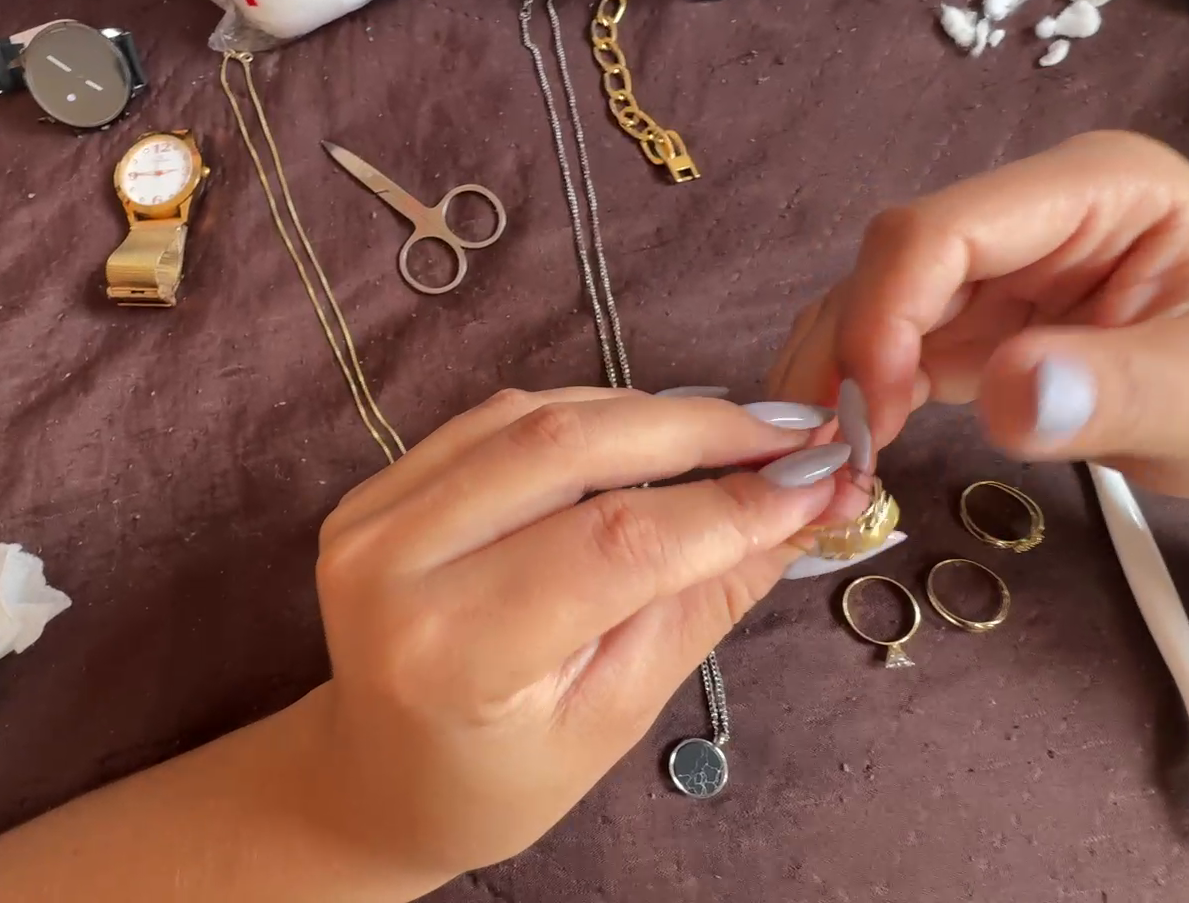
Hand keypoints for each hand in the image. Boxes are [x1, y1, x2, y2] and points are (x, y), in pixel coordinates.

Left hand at [301, 388, 839, 882]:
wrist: (370, 772)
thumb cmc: (496, 777)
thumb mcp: (610, 717)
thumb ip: (699, 603)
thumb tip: (799, 510)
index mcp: (454, 651)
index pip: (616, 544)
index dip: (728, 503)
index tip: (818, 478)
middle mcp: (396, 562)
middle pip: (565, 450)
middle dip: (693, 428)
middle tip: (783, 432)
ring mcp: (371, 512)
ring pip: (527, 417)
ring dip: (638, 411)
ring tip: (721, 432)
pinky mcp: (370, 489)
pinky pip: (487, 422)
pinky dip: (573, 414)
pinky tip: (632, 429)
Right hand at [768, 131, 1188, 499]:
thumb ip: (1123, 390)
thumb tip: (1005, 390)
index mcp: (1090, 192)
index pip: (937, 232)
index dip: (883, 313)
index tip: (874, 412)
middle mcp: (1020, 220)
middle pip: (884, 268)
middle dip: (845, 352)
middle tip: (827, 445)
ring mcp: (987, 271)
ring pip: (863, 306)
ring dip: (831, 375)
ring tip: (826, 451)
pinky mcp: (965, 323)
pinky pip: (880, 347)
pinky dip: (849, 393)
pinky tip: (845, 439)